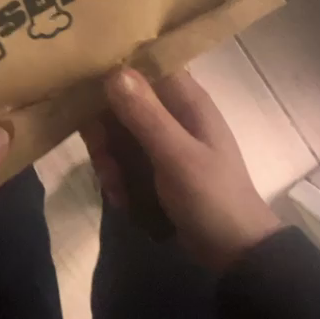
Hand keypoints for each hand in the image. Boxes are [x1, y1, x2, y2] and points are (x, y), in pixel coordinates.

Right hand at [83, 68, 282, 271]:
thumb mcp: (177, 157)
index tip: (85, 89)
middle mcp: (172, 112)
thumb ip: (146, 116)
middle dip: (105, 130)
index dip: (114, 71)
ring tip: (114, 187)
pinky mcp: (154, 165)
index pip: (144, 65)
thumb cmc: (212, 198)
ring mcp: (162, 140)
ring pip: (117, 132)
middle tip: (102, 158)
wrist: (234, 253)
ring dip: (108, 158)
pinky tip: (121, 199)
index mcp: (186, 99)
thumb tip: (114, 71)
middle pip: (121, 101)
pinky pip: (123, 158)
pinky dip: (117, 177)